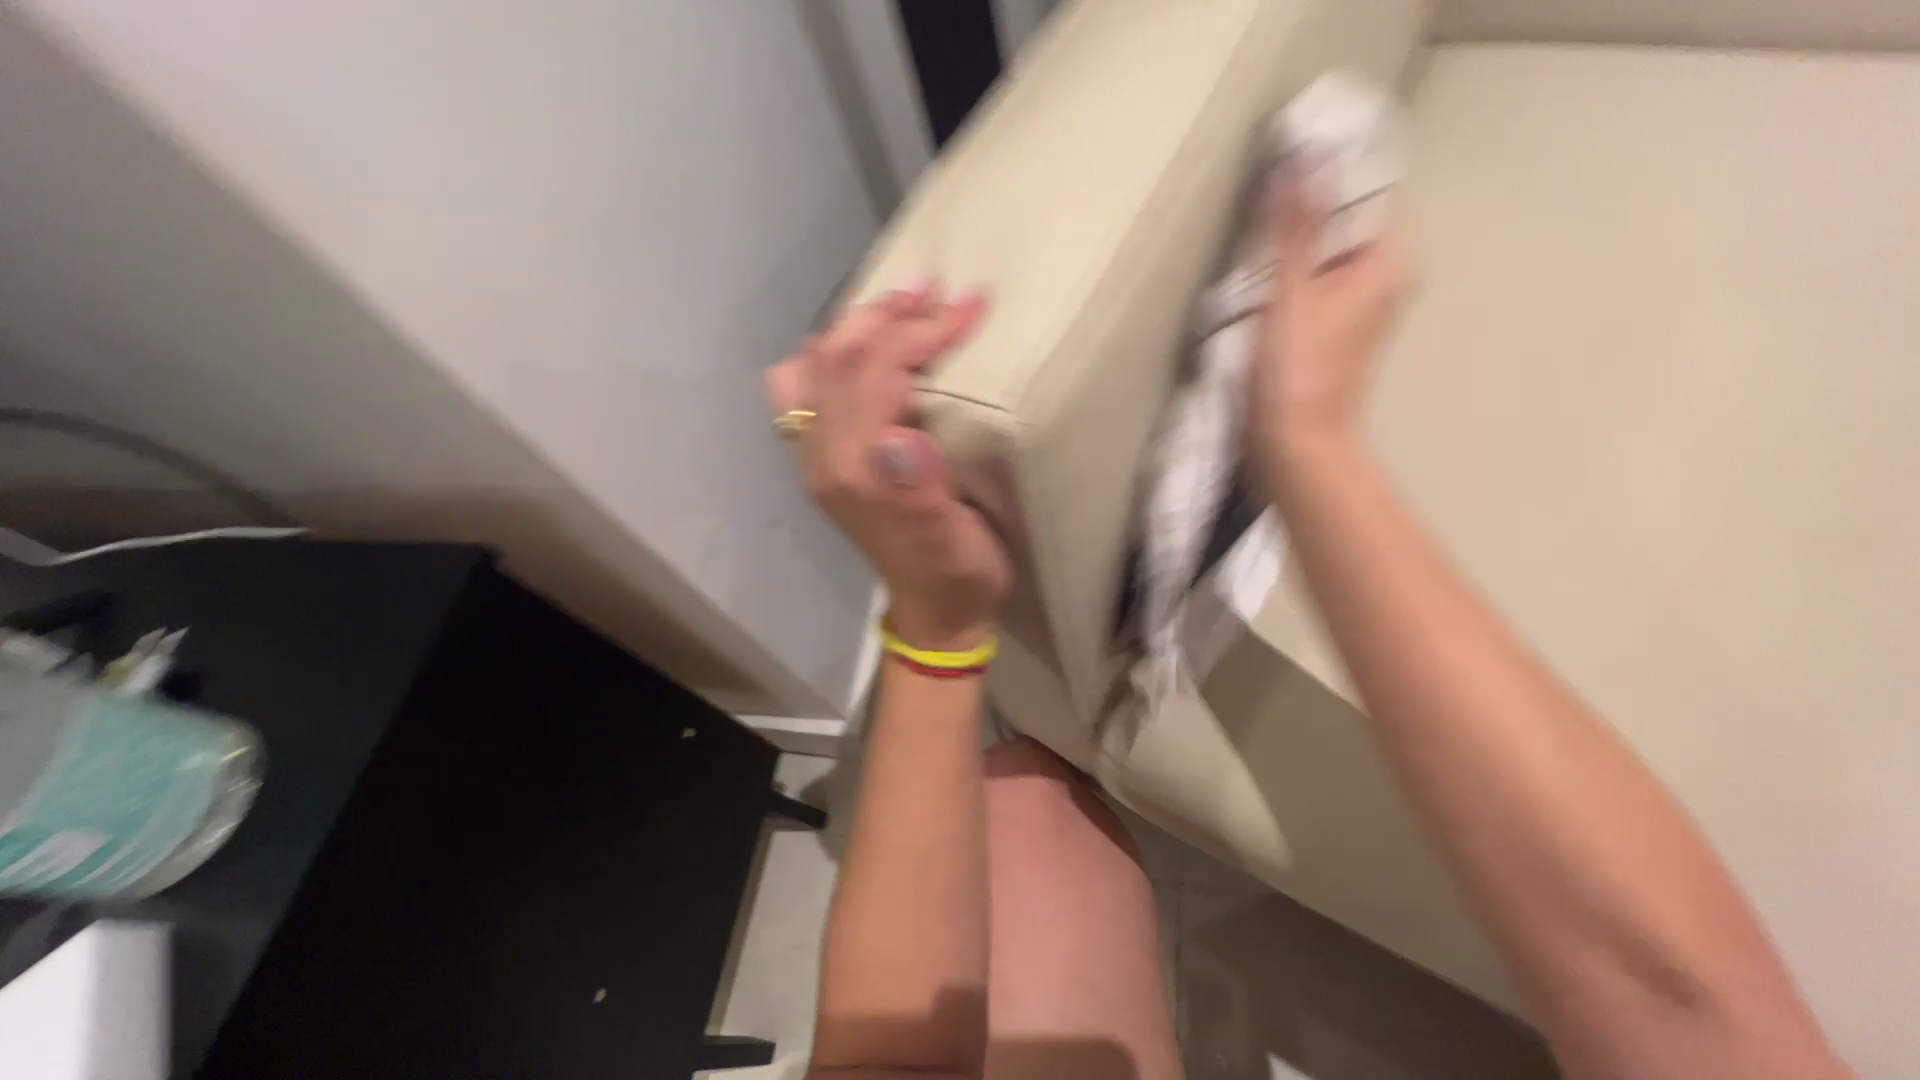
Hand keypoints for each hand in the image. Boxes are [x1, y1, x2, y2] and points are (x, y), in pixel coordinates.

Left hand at [766, 281, 1010, 649]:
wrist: (934, 614)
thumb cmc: (958, 576)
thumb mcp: (954, 544)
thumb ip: (920, 493)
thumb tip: (897, 437)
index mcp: (857, 472)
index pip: (873, 372)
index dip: (918, 332)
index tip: (968, 308)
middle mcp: (823, 458)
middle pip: (836, 358)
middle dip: (886, 316)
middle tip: (936, 293)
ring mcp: (815, 458)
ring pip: (813, 366)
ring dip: (857, 326)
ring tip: (905, 307)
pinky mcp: (820, 460)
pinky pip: (804, 387)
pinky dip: (833, 353)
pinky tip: (866, 351)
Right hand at [1251, 171, 1412, 457]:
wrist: (1296, 446)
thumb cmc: (1297, 371)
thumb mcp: (1292, 292)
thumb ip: (1294, 226)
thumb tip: (1299, 156)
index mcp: (1389, 261)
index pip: (1365, 190)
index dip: (1326, 170)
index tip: (1284, 155)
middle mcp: (1384, 276)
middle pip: (1344, 219)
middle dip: (1305, 205)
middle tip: (1259, 192)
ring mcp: (1359, 303)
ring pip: (1326, 249)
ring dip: (1292, 239)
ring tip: (1253, 227)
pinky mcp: (1334, 325)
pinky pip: (1315, 277)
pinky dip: (1291, 269)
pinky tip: (1259, 271)